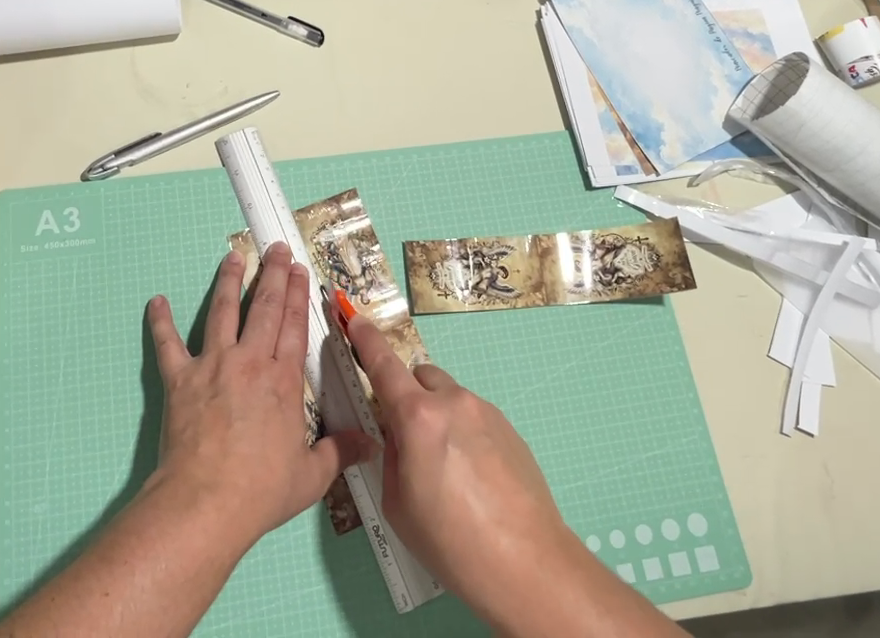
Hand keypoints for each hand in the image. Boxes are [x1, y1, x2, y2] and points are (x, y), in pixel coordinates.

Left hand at [142, 244, 374, 554]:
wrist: (206, 501)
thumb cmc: (261, 490)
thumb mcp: (312, 475)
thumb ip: (340, 451)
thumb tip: (371, 443)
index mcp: (283, 381)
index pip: (295, 327)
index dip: (299, 296)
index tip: (301, 270)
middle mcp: (250, 362)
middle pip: (265, 309)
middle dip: (273, 275)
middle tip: (277, 249)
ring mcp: (212, 366)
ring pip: (222, 313)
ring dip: (228, 282)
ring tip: (233, 257)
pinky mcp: (180, 379)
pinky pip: (167, 345)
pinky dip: (161, 322)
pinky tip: (157, 302)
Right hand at [344, 311, 579, 624]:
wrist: (526, 563)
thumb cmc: (449, 540)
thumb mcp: (396, 502)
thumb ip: (390, 456)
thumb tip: (398, 439)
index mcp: (417, 417)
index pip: (383, 365)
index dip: (364, 339)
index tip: (354, 317)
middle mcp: (453, 402)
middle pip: (420, 377)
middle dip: (407, 396)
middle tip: (407, 439)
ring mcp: (486, 412)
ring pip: (449, 398)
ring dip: (437, 417)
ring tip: (446, 470)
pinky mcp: (509, 429)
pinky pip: (473, 418)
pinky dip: (463, 434)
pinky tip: (472, 479)